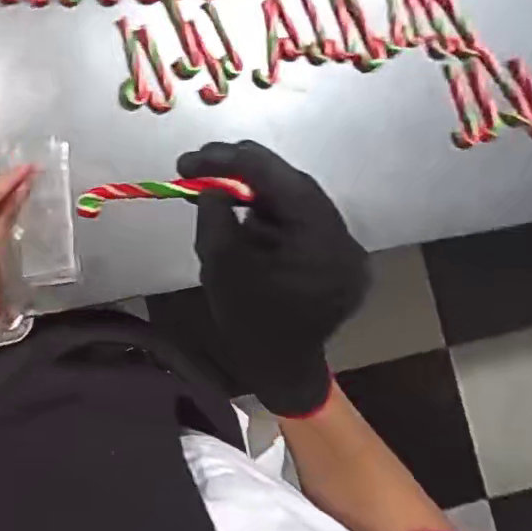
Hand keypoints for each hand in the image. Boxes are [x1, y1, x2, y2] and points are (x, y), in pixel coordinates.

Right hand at [177, 141, 368, 415]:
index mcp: (319, 238)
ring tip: (214, 198)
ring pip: (293, 201)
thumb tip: (212, 187)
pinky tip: (242, 224)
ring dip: (253, 195)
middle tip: (197, 170)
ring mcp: (344, 246)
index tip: (188, 161)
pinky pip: (298, 221)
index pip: (275, 178)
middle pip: (290, 184)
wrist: (280, 369)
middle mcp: (342, 235)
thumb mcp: (220, 267)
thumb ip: (214, 218)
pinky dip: (267, 216)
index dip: (228, 161)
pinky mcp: (335, 256)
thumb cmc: (248, 323)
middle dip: (240, 174)